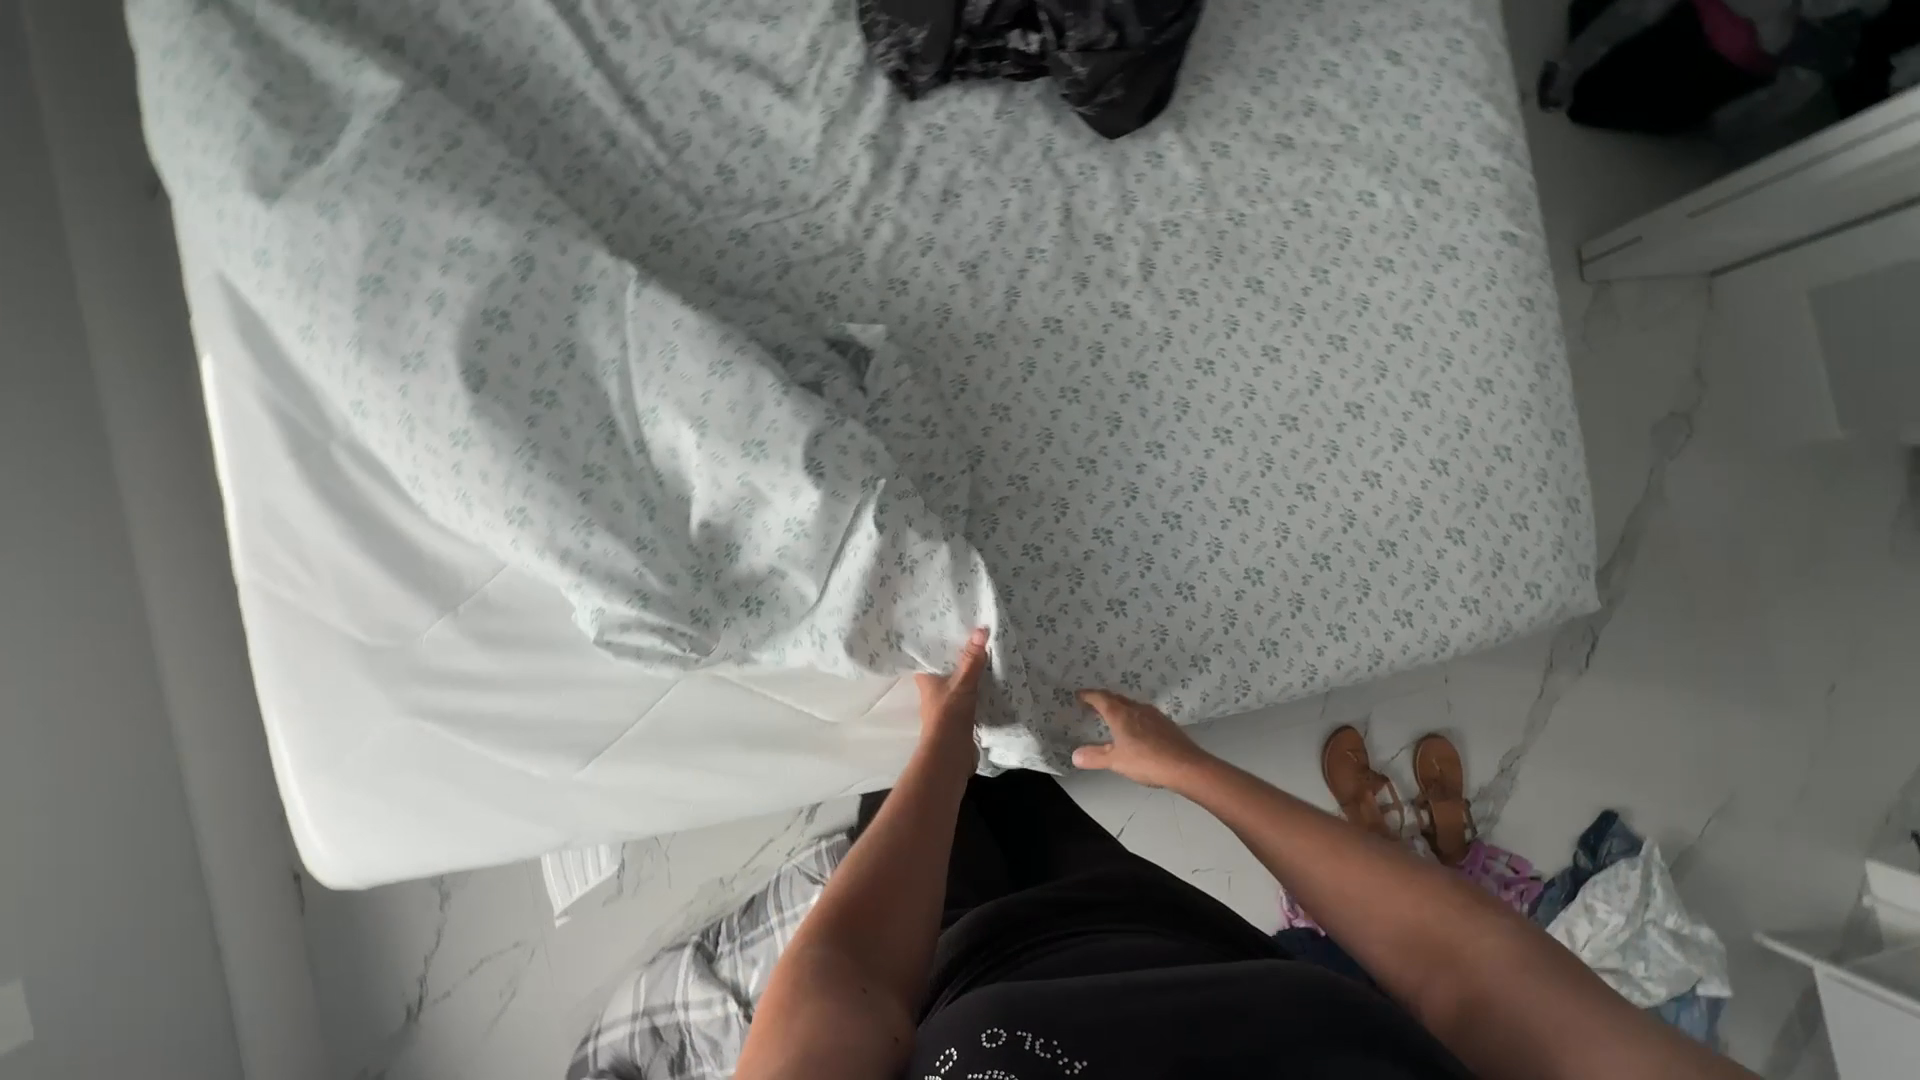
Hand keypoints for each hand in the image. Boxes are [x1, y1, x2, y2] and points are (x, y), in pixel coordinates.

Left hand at [914, 627, 988, 758]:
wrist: (951, 756)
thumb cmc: (948, 716)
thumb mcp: (962, 683)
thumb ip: (972, 659)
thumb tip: (981, 629)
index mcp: (926, 677)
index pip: (929, 651)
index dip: (939, 637)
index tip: (953, 622)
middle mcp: (933, 687)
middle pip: (947, 664)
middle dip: (961, 651)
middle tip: (978, 631)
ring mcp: (946, 701)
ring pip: (960, 678)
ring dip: (972, 669)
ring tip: (989, 648)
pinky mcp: (960, 713)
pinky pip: (971, 692)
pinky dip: (980, 685)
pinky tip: (994, 675)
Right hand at [1071, 690, 1213, 788]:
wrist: (1186, 766)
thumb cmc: (1147, 761)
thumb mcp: (1116, 761)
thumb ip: (1095, 758)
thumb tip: (1075, 756)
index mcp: (1120, 714)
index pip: (1101, 698)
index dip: (1088, 695)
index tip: (1079, 695)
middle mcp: (1136, 709)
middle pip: (1116, 699)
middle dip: (1103, 700)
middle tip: (1093, 704)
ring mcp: (1153, 715)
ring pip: (1131, 705)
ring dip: (1119, 707)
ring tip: (1112, 715)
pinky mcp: (1166, 724)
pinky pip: (1144, 714)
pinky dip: (1134, 717)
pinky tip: (1136, 729)